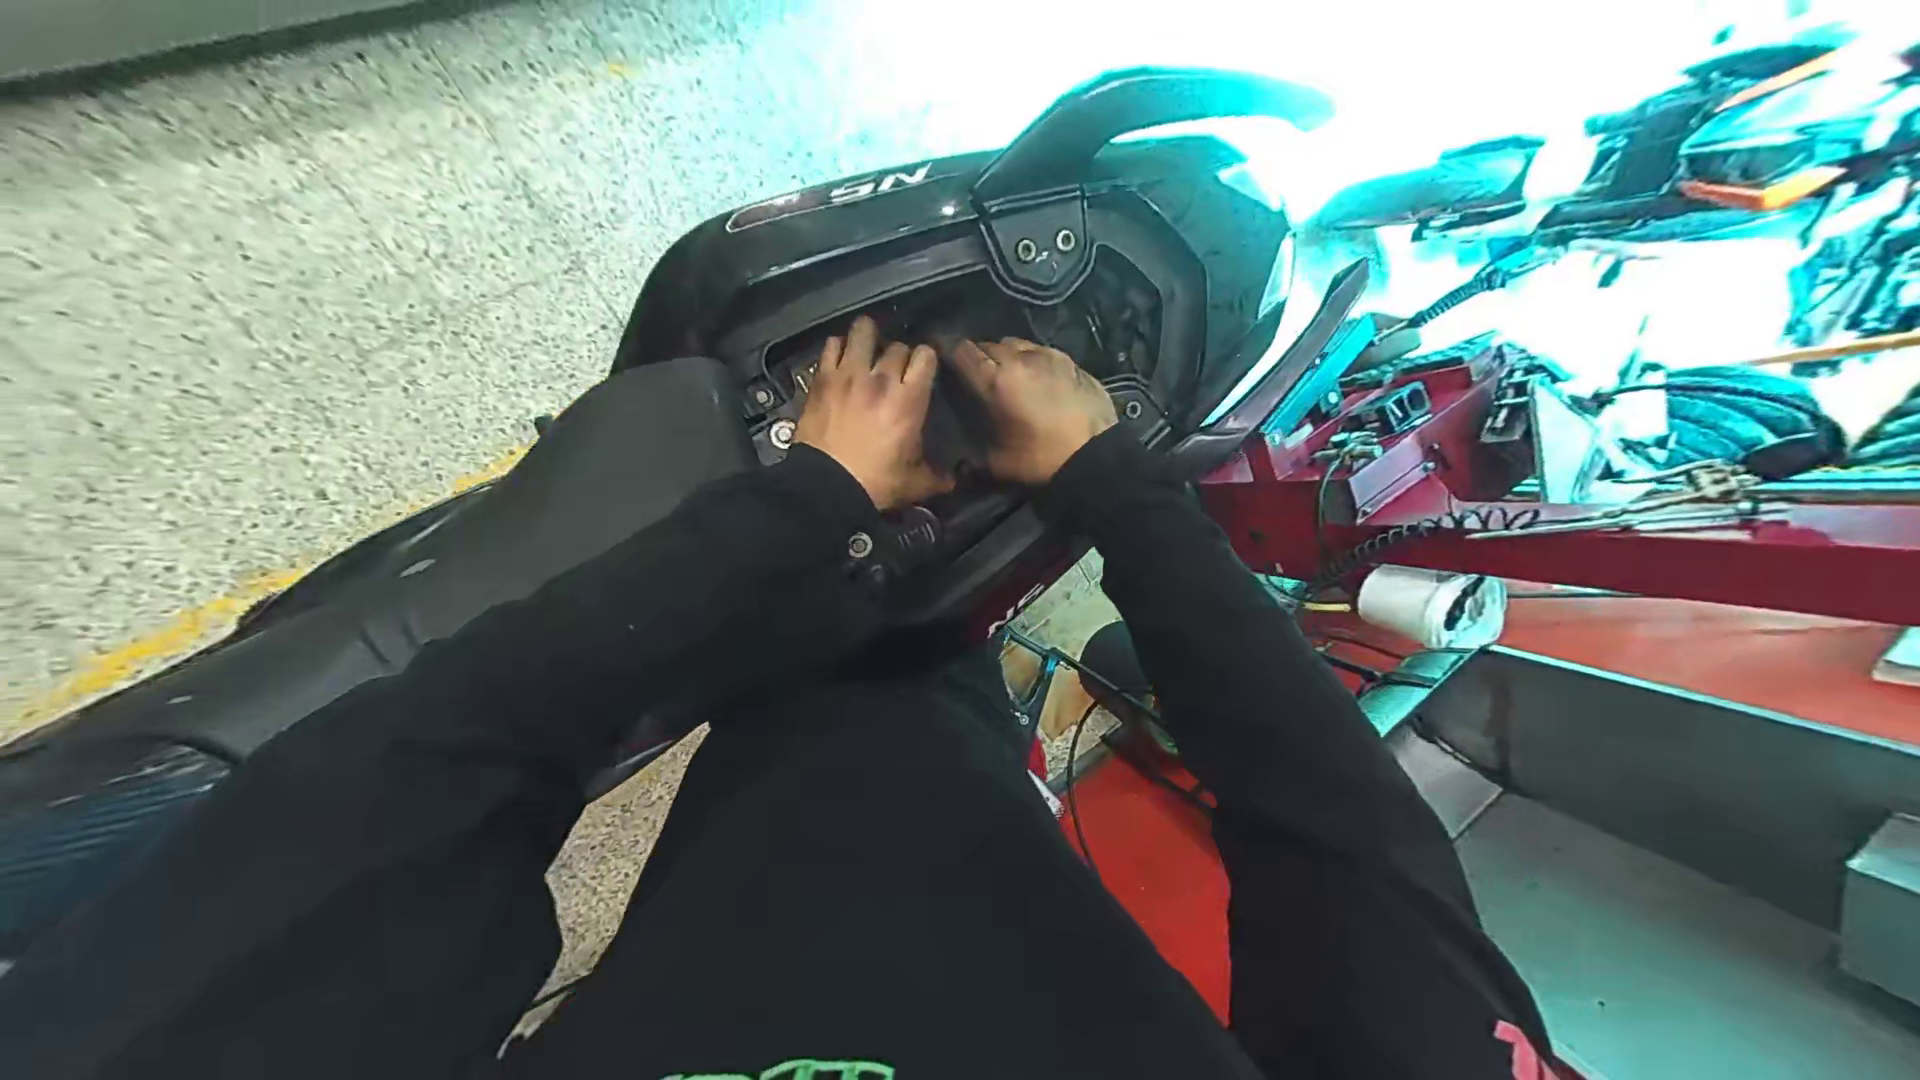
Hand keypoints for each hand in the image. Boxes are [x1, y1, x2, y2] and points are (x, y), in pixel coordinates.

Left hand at [795, 316, 951, 508]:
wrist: (827, 485)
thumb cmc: (875, 483)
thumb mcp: (914, 484)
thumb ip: (937, 478)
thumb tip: (953, 481)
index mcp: (909, 400)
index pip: (925, 357)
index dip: (926, 359)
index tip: (924, 369)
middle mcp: (881, 379)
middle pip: (897, 347)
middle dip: (900, 354)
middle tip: (896, 367)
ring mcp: (849, 375)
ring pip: (863, 333)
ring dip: (869, 336)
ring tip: (869, 343)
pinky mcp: (822, 379)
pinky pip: (832, 346)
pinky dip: (838, 346)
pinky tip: (841, 355)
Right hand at [949, 338, 1116, 484]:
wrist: (1096, 456)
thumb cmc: (1041, 459)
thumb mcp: (999, 462)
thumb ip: (976, 451)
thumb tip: (962, 456)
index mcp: (997, 380)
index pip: (963, 352)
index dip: (951, 353)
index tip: (947, 361)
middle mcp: (1021, 359)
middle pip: (990, 344)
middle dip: (980, 355)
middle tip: (978, 374)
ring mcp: (1049, 356)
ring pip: (1017, 344)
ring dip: (1007, 354)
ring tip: (1008, 372)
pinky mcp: (1072, 362)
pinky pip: (1042, 352)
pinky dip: (1033, 360)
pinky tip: (1036, 377)